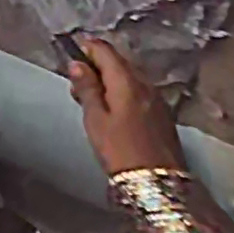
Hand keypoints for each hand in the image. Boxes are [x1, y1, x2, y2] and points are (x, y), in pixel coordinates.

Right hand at [68, 39, 185, 173]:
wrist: (160, 185)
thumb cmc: (121, 151)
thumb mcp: (96, 120)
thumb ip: (87, 88)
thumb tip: (76, 63)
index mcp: (126, 80)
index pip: (104, 49)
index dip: (86, 47)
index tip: (70, 55)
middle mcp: (144, 82)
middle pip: (118, 60)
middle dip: (97, 64)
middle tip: (78, 83)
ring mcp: (156, 97)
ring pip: (128, 75)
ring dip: (110, 78)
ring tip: (93, 98)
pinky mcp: (162, 112)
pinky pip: (138, 89)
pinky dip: (123, 90)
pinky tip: (114, 108)